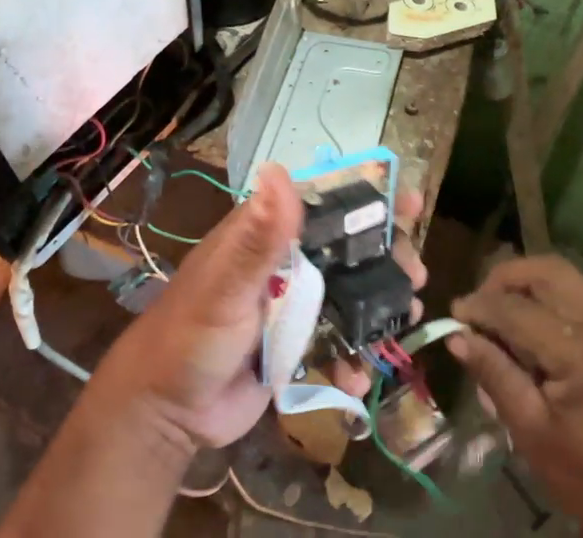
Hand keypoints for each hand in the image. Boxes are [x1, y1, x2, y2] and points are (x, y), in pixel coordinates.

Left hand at [81, 165, 429, 451]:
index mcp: (263, 237)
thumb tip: (280, 169)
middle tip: (416, 273)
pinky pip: (337, 344)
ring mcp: (291, 307)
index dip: (368, 198)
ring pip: (349, 296)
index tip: (410, 202)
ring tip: (408, 315)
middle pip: (347, 249)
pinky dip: (354, 357)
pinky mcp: (296, 348)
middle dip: (386, 256)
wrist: (166, 413)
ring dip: (381, 304)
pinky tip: (359, 377)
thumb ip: (257, 236)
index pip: (322, 203)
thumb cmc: (190, 337)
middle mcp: (282, 265)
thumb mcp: (226, 286)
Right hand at [448, 256, 582, 537]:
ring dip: (534, 294)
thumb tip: (457, 336)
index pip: (520, 310)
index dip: (481, 307)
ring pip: (574, 287)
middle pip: (553, 272)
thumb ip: (496, 376)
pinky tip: (543, 346)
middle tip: (480, 302)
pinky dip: (560, 314)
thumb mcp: (535, 435)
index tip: (453, 312)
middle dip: (509, 278)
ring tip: (506, 324)